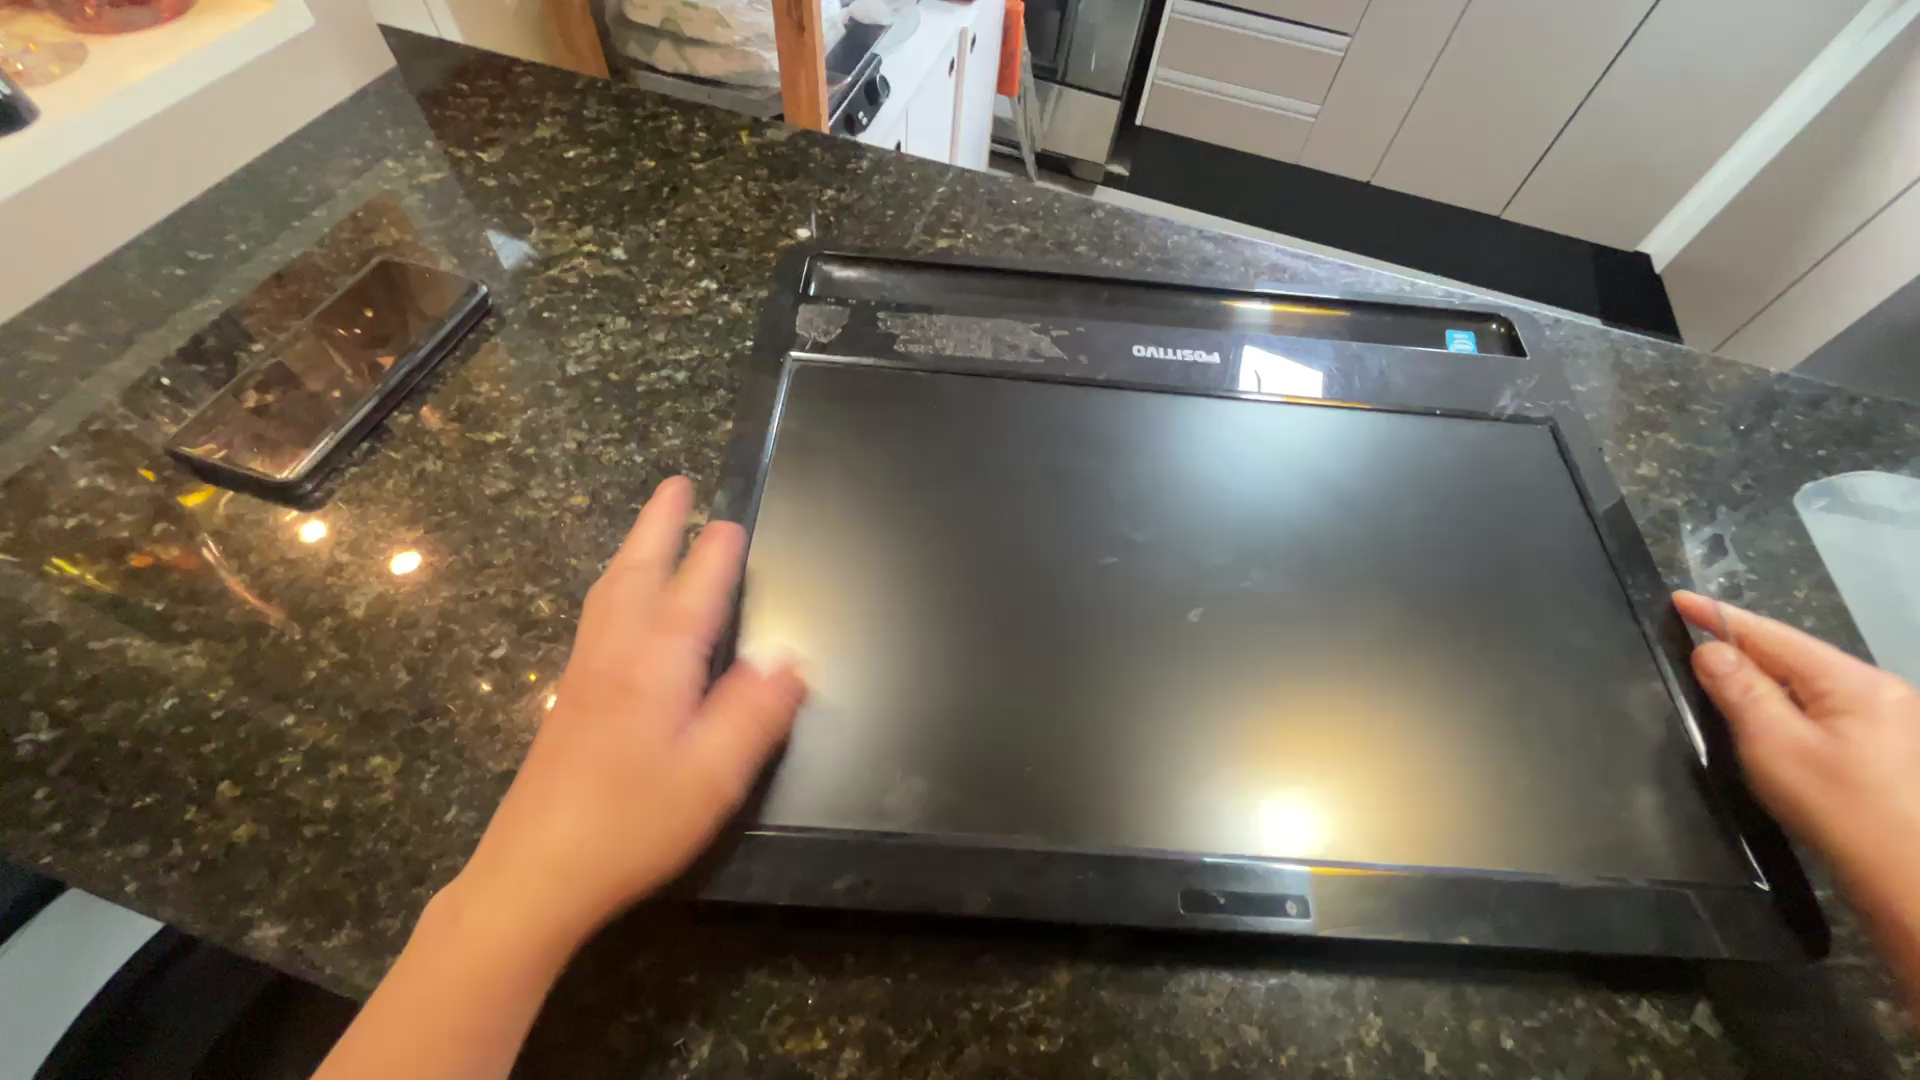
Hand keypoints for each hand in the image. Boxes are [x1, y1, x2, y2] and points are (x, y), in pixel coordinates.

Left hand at [449, 476, 805, 947]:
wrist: (531, 876)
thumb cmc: (631, 825)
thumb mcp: (712, 778)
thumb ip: (755, 714)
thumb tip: (793, 661)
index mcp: (657, 665)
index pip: (694, 592)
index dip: (716, 554)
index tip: (732, 518)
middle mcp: (617, 654)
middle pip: (638, 572)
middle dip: (659, 525)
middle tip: (675, 485)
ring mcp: (586, 674)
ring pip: (610, 591)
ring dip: (633, 548)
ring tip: (650, 525)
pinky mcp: (570, 698)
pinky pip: (597, 615)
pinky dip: (615, 584)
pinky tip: (619, 600)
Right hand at [1673, 591, 1919, 925]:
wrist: (1909, 874)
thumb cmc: (1836, 804)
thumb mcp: (1772, 743)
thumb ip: (1739, 689)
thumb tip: (1711, 650)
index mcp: (1855, 685)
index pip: (1774, 636)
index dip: (1722, 616)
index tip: (1679, 598)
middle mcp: (1882, 693)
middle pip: (1796, 656)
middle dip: (1743, 643)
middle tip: (1692, 634)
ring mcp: (1893, 721)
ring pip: (1810, 682)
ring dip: (1764, 674)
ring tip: (1720, 671)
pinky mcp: (1890, 748)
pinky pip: (1824, 706)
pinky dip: (1785, 700)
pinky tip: (1765, 712)